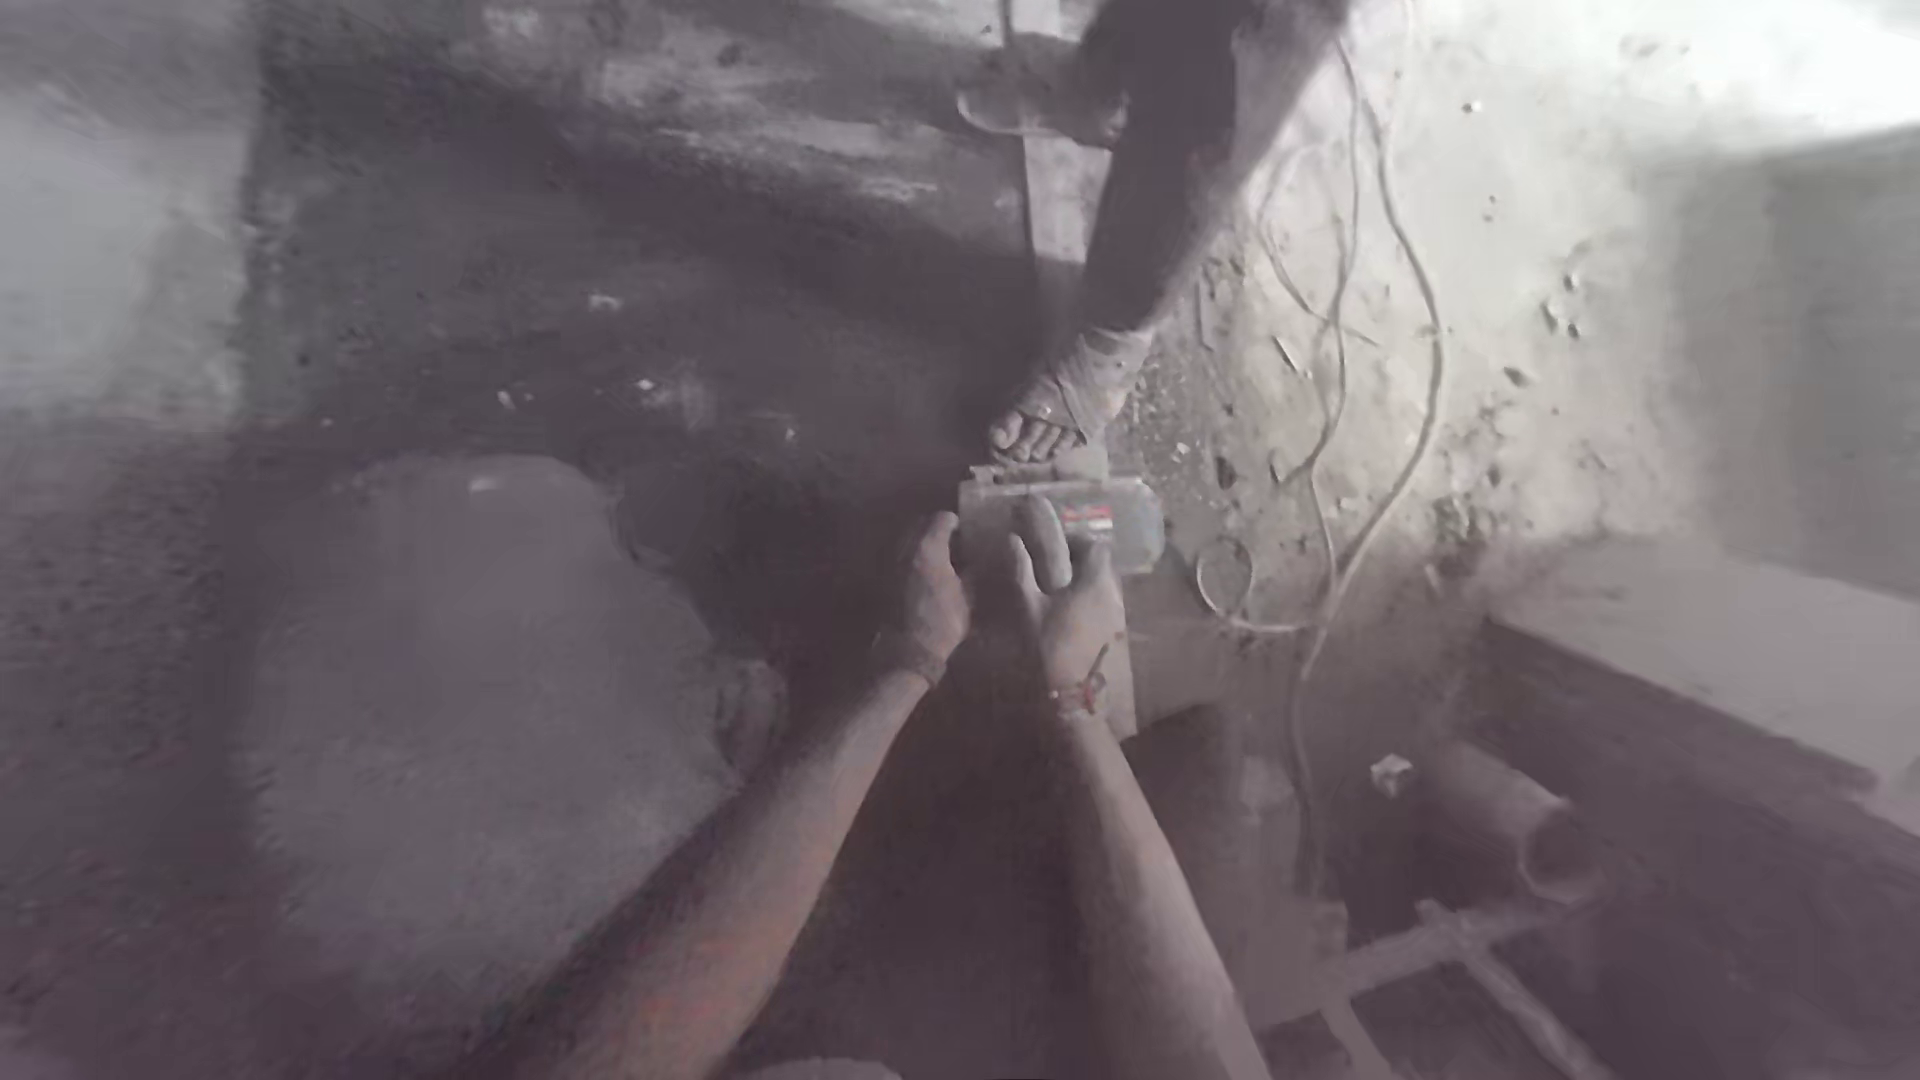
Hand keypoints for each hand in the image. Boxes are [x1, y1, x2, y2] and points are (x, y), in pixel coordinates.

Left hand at [899, 511, 970, 662]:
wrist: (907, 650)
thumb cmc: (942, 622)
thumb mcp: (966, 599)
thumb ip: (970, 575)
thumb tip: (973, 564)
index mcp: (929, 547)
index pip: (941, 519)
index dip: (954, 522)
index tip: (962, 530)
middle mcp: (906, 548)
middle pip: (919, 524)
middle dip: (934, 528)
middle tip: (950, 541)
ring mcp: (890, 562)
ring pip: (906, 540)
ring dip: (920, 542)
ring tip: (935, 557)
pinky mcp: (881, 578)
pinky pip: (897, 557)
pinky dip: (909, 558)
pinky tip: (921, 572)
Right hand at [1007, 516, 1124, 701]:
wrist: (1073, 693)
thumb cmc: (1049, 645)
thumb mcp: (1029, 606)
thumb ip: (1022, 571)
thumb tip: (1013, 540)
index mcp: (1094, 583)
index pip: (1096, 547)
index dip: (1077, 541)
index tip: (1055, 547)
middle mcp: (1113, 595)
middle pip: (1102, 565)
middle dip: (1081, 561)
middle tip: (1054, 567)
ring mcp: (1118, 615)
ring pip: (1105, 586)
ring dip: (1086, 581)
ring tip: (1060, 590)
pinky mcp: (1117, 633)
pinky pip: (1106, 604)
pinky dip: (1091, 601)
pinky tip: (1071, 613)